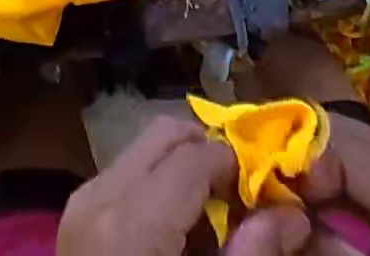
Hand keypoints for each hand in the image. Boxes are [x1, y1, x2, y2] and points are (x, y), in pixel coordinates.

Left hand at [57, 115, 310, 255]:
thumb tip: (291, 212)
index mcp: (130, 219)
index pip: (196, 154)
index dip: (239, 164)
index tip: (271, 191)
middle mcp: (100, 193)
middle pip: (166, 135)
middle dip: (211, 154)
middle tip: (246, 196)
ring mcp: (83, 200)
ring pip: (147, 149)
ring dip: (187, 169)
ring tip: (219, 219)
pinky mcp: (77, 213)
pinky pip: (129, 174)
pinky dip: (162, 186)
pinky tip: (183, 235)